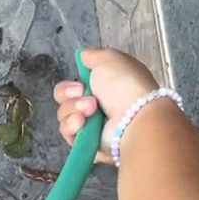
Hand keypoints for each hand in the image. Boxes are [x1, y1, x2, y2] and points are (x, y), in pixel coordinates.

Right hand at [54, 48, 159, 164]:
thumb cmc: (124, 85)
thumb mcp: (109, 59)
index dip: (71, 85)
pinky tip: (82, 124)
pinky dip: (72, 126)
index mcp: (104, 88)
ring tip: (91, 111)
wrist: (134, 117)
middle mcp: (98, 106)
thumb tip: (83, 56)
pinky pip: (67, 133)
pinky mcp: (87, 143)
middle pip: (65, 100)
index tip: (79, 85)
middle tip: (85, 96)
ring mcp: (92, 126)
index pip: (75, 86)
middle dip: (69, 96)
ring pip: (64, 115)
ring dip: (73, 109)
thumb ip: (93, 56)